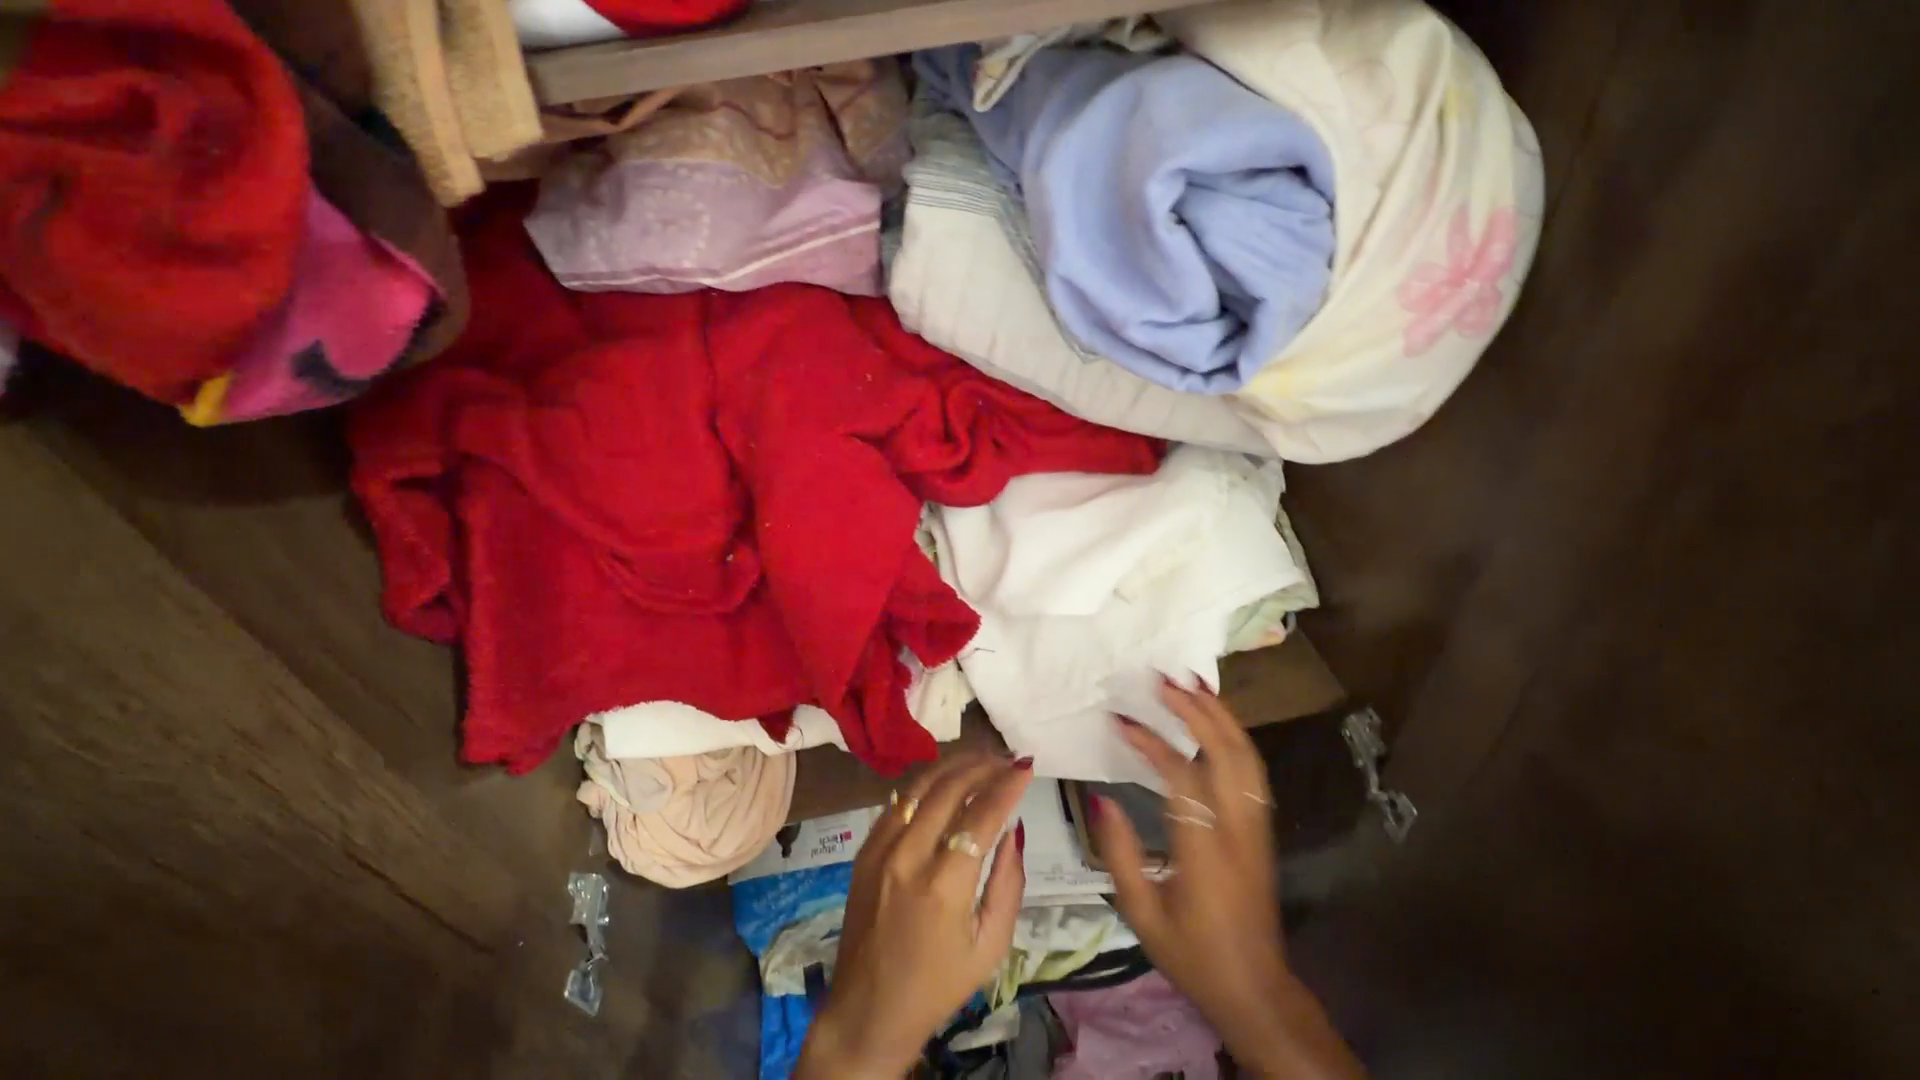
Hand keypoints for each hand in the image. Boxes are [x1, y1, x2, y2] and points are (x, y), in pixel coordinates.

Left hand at [796, 752, 1033, 1078]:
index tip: (1027, 765)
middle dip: (982, 766)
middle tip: (1007, 758)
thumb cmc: (938, 986)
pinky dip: (923, 786)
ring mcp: (879, 852)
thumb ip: (1008, 883)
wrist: (867, 1011)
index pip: (981, 816)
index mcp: (943, 886)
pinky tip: (943, 782)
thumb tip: (1013, 830)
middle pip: (947, 790)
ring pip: (917, 788)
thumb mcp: (991, 945)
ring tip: (981, 760)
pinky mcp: (863, 853)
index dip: (1007, 786)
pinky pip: (896, 805)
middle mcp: (907, 858)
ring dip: (951, 767)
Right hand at [1095, 680, 1364, 1078]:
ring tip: (1192, 685)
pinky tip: (1215, 723)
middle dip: (1197, 710)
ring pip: (1248, 757)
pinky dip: (1235, 737)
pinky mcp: (1263, 830)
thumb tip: (1101, 797)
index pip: (1182, 777)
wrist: (1255, 988)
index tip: (1122, 720)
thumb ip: (1120, 853)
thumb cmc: (1193, 955)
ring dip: (1221, 716)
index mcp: (1206, 851)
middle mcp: (1239, 829)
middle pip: (1227, 753)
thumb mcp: (1142, 913)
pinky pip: (1253, 771)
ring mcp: (1258, 828)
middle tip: (1164, 679)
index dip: (1152, 742)